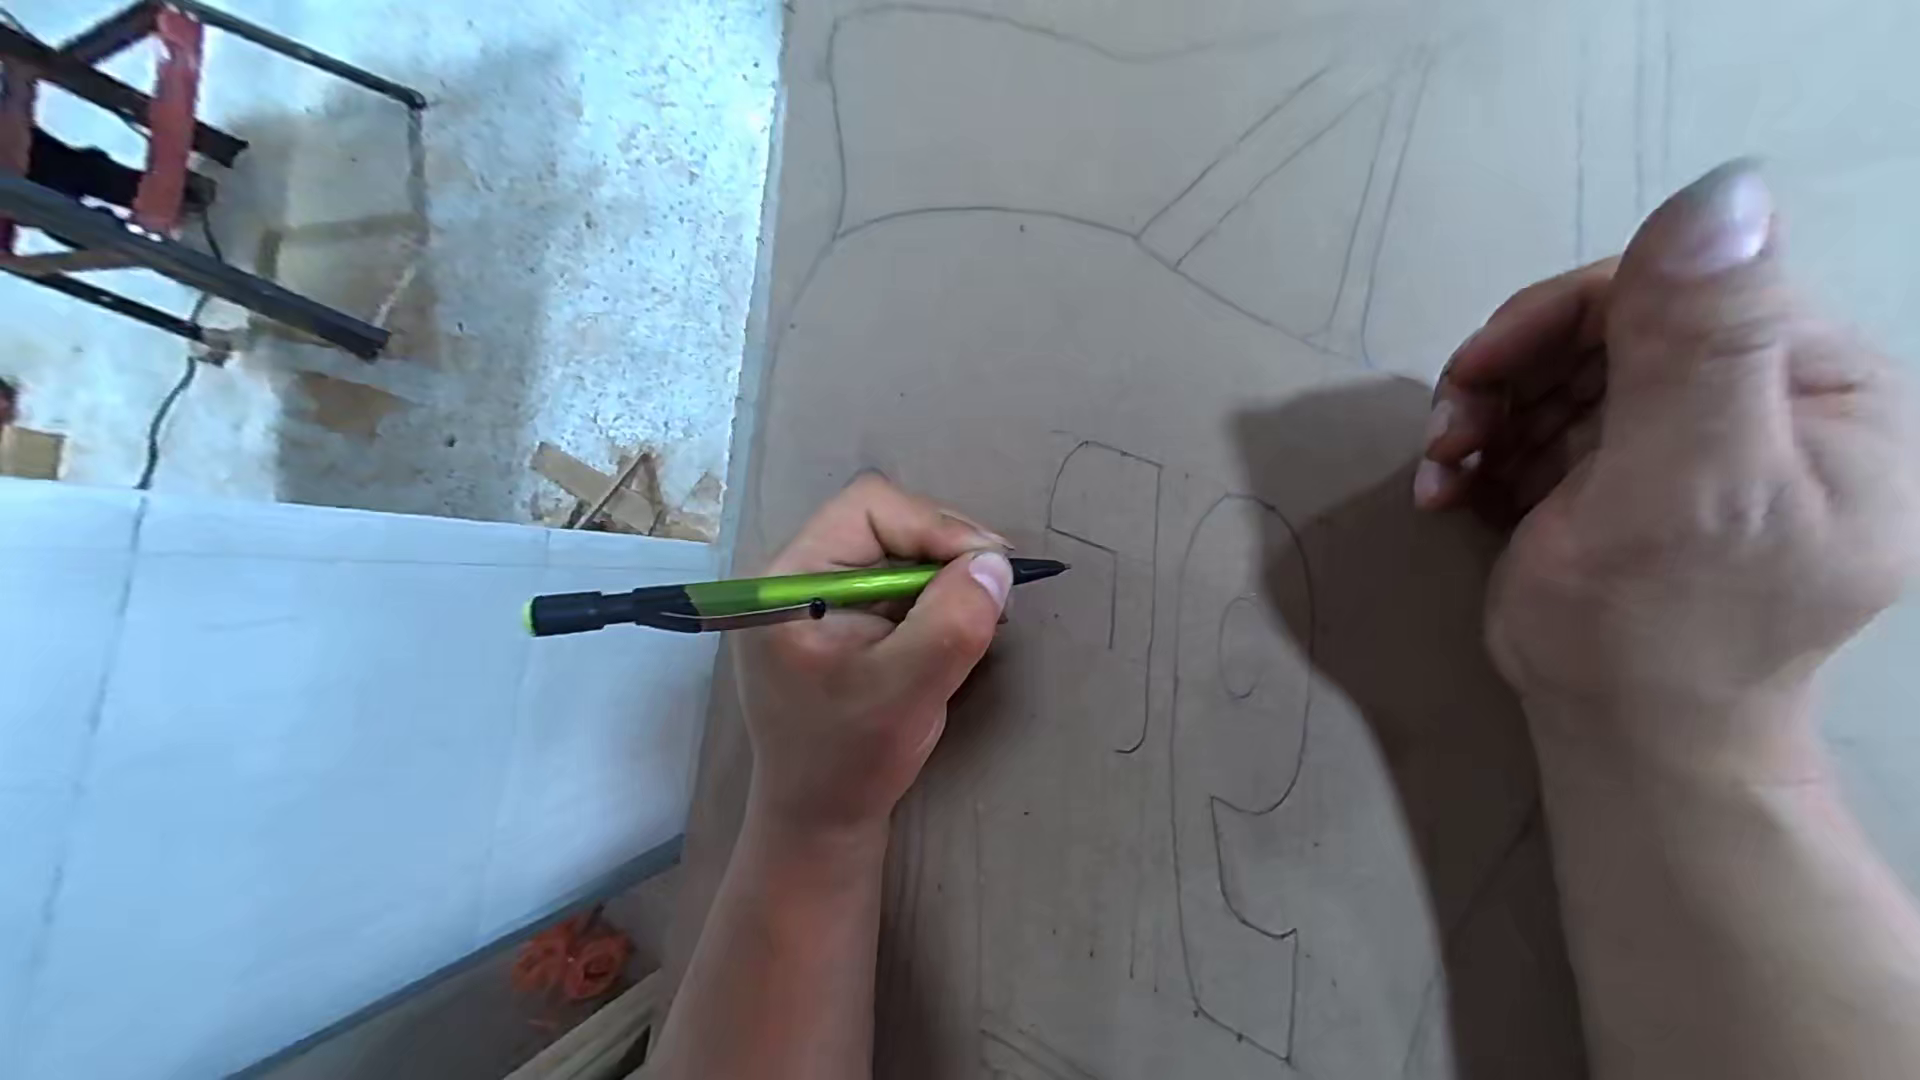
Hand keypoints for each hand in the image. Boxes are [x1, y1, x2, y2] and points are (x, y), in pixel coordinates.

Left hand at [735, 474, 1013, 836]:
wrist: (819, 816)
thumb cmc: (850, 759)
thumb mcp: (908, 692)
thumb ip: (952, 623)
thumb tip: (996, 563)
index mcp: (791, 580)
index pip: (869, 508)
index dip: (935, 525)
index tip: (989, 566)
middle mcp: (799, 574)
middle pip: (885, 521)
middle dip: (946, 547)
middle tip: (994, 586)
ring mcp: (819, 593)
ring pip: (896, 547)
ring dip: (945, 571)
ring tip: (981, 606)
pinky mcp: (841, 614)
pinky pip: (896, 578)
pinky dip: (934, 592)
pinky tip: (954, 620)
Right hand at [1417, 161, 1919, 774]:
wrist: (1622, 721)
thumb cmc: (1658, 619)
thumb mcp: (1684, 485)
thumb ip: (1700, 347)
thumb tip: (1719, 187)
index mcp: (1806, 383)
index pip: (1670, 287)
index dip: (1552, 318)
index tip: (1467, 375)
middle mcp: (1741, 398)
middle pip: (1592, 334)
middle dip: (1498, 379)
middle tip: (1444, 437)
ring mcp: (1661, 440)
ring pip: (1542, 382)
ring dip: (1473, 421)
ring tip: (1440, 474)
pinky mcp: (1598, 476)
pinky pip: (1522, 432)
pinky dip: (1472, 457)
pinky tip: (1448, 494)